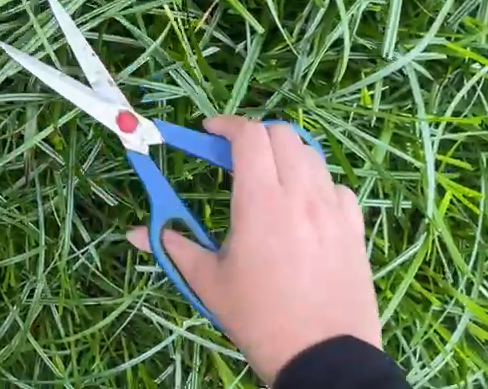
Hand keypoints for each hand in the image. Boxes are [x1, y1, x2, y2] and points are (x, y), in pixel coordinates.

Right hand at [127, 115, 380, 384]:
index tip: (207, 131)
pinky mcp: (355, 233)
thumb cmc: (260, 318)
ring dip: (285, 154)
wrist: (327, 364)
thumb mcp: (209, 281)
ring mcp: (333, 213)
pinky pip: (338, 188)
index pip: (248, 136)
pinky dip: (318, 183)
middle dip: (255, 135)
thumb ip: (173, 246)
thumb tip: (132, 234)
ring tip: (267, 176)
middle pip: (282, 135)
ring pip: (312, 156)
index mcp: (260, 201)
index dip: (226, 124)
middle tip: (234, 153)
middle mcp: (301, 196)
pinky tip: (304, 204)